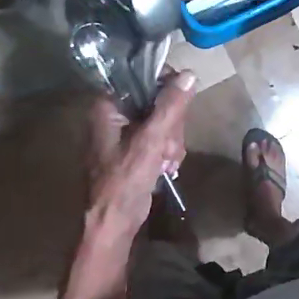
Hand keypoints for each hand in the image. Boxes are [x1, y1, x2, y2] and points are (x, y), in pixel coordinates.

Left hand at [83, 70, 196, 242]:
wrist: (113, 223)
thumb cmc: (123, 181)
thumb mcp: (150, 141)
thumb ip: (170, 107)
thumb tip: (189, 74)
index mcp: (109, 104)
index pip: (143, 77)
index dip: (167, 88)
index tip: (180, 106)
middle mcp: (116, 113)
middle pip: (159, 100)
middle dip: (171, 126)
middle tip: (167, 148)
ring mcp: (127, 132)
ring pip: (164, 120)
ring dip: (171, 142)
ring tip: (166, 163)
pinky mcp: (137, 148)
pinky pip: (161, 137)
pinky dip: (168, 152)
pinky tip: (167, 168)